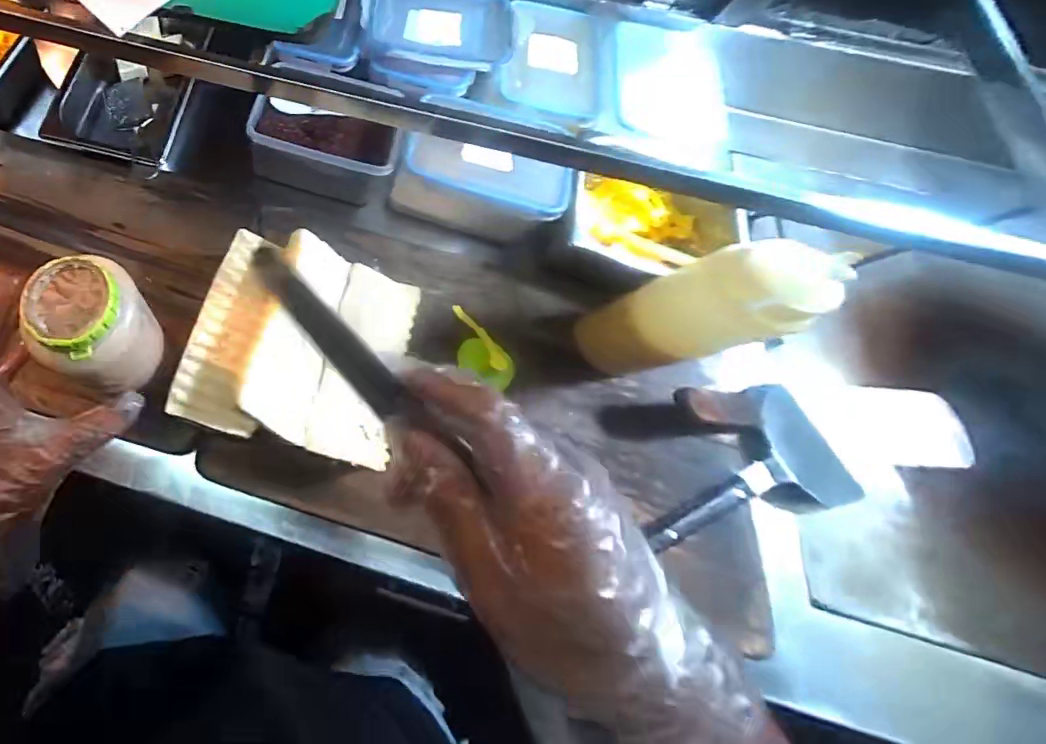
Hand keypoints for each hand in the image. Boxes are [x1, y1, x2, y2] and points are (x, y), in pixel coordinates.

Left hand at [0, 275, 142, 577]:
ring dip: (3, 341)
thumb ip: (95, 425)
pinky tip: (28, 364)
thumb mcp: (55, 452)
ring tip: (29, 320)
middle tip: (26, 293)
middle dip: (1, 318)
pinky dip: (6, 367)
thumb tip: (134, 401)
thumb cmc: (4, 482)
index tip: (7, 282)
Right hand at [389, 369, 778, 743]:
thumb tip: (412, 437)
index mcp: (544, 479)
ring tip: (411, 492)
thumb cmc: (559, 627)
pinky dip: (474, 462)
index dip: (438, 386)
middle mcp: (563, 457)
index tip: (395, 376)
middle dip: (431, 425)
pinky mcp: (576, 481)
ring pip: (495, 435)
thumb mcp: (487, 574)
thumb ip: (449, 498)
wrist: (651, 668)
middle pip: (485, 416)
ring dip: (448, 448)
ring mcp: (574, 466)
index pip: (486, 409)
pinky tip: (454, 495)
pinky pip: (514, 453)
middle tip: (393, 466)